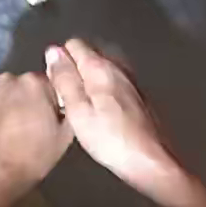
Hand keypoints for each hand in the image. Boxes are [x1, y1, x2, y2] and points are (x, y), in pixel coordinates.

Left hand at [0, 73, 71, 206]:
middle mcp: (9, 78)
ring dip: (7, 103)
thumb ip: (68, 110)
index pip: (49, 84)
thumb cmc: (32, 156)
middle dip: (27, 100)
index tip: (48, 117)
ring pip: (3, 92)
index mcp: (35, 82)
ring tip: (8, 128)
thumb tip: (65, 102)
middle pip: (24, 85)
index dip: (51, 101)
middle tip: (28, 124)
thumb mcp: (63, 136)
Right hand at [44, 39, 205, 206]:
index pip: (73, 44)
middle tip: (67, 99)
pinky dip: (103, 90)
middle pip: (89, 54)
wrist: (152, 162)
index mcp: (100, 67)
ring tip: (82, 108)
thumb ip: (64, 78)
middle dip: (74, 69)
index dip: (60, 60)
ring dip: (89, 81)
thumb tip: (53, 51)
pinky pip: (113, 82)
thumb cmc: (110, 139)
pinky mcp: (139, 96)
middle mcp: (118, 67)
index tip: (56, 83)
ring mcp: (131, 81)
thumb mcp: (77, 110)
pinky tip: (101, 114)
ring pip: (101, 69)